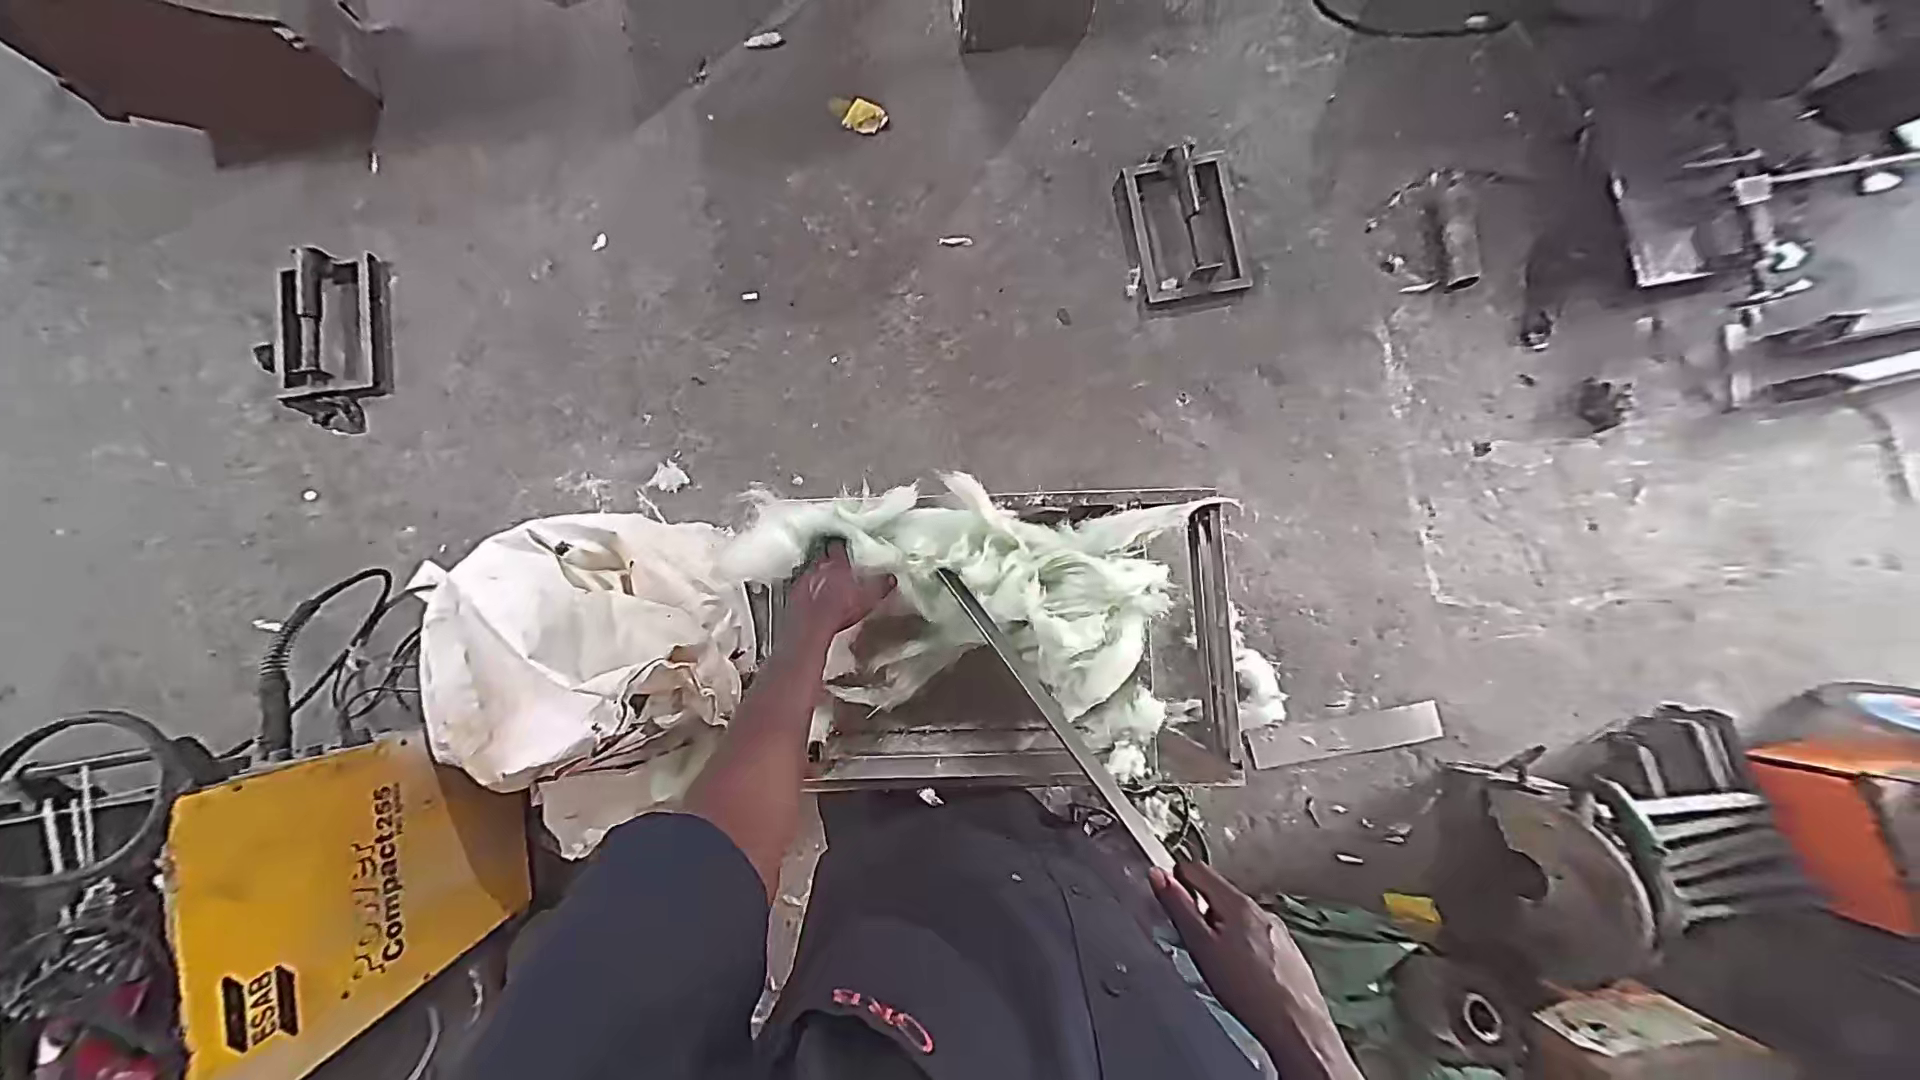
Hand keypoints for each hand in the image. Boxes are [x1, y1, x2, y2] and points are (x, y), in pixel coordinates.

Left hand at [780, 541, 893, 647]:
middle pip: (822, 554)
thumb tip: (890, 579)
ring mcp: (803, 579)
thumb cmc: (840, 609)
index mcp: (837, 564)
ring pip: (809, 568)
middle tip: (834, 561)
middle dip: (827, 557)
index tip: (845, 546)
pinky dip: (804, 587)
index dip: (841, 545)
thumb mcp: (868, 598)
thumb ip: (880, 585)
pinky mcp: (793, 593)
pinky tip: (809, 595)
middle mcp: (818, 567)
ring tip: (822, 579)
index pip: (838, 545)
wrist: (813, 625)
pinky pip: (798, 585)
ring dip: (815, 572)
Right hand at [1150, 861, 1360, 1079]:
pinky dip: (1244, 945)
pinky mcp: (1289, 952)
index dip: (1178, 880)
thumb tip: (1159, 875)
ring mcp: (1277, 931)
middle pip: (1218, 892)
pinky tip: (1242, 973)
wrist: (1299, 1032)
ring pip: (1238, 915)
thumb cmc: (1249, 992)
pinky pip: (1257, 935)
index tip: (1172, 900)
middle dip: (1200, 909)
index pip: (1197, 868)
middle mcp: (1260, 909)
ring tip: (1218, 960)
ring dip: (1223, 927)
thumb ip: (1178, 906)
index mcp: (1236, 902)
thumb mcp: (1200, 946)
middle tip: (1193, 939)